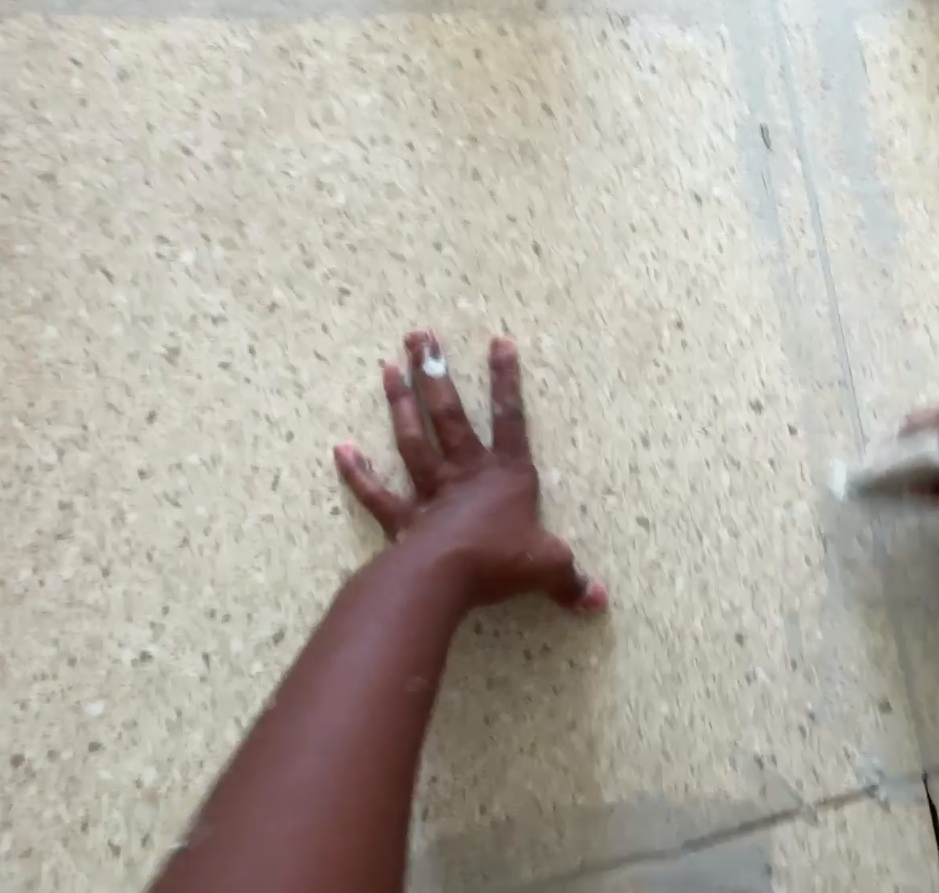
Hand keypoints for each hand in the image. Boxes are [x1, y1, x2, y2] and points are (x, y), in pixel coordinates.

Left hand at [333, 330, 606, 614]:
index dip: (507, 381)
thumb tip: (599, 601)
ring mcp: (430, 492)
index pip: (511, 418)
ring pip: (413, 440)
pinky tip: (340, 449)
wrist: (442, 581)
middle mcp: (466, 472)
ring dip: (400, 405)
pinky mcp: (403, 519)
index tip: (499, 342)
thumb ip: (571, 579)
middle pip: (450, 414)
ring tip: (387, 368)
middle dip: (436, 374)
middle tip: (420, 337)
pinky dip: (358, 473)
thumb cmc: (500, 563)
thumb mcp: (548, 567)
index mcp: (506, 474)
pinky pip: (377, 494)